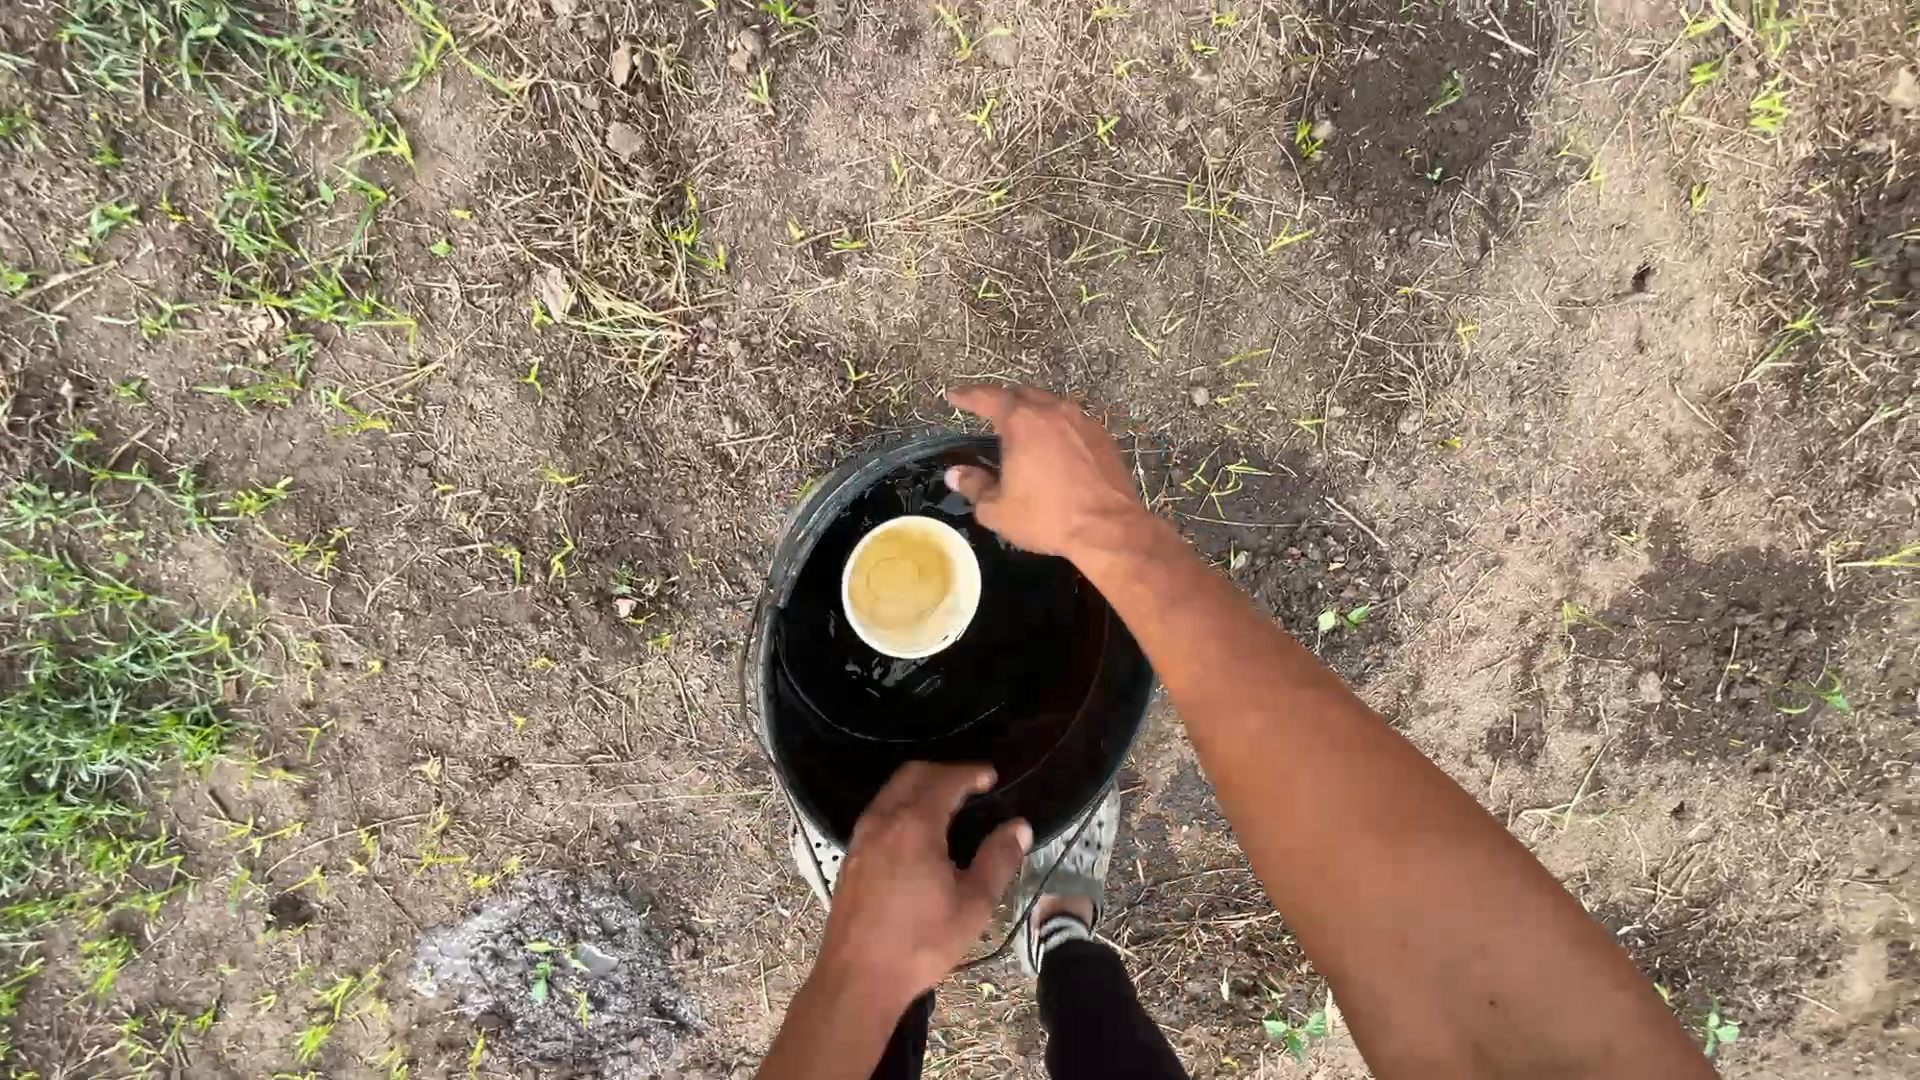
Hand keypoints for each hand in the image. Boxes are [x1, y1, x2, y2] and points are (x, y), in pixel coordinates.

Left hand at [813, 762, 1030, 1008]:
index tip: (990, 775)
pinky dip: (902, 803)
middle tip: (971, 783)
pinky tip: (916, 829)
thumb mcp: (973, 905)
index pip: (945, 781)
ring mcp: (862, 836)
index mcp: (915, 824)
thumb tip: (1020, 828)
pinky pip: (879, 810)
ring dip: (921, 785)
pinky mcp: (851, 855)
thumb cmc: (920, 943)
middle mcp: (884, 819)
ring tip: (947, 801)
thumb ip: (998, 860)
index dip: (970, 773)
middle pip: (913, 774)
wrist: (856, 979)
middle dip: (944, 771)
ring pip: (892, 790)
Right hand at [944, 384, 1144, 558]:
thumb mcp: (998, 509)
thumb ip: (974, 486)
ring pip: (1050, 405)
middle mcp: (1053, 411)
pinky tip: (1054, 444)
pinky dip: (1056, 426)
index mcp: (1022, 421)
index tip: (955, 395)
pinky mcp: (1103, 437)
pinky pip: (1072, 421)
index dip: (968, 395)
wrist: (1108, 528)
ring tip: (1020, 427)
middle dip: (1001, 399)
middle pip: (1022, 394)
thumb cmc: (1047, 517)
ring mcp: (1082, 421)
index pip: (988, 397)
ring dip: (1032, 411)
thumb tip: (956, 474)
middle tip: (987, 410)